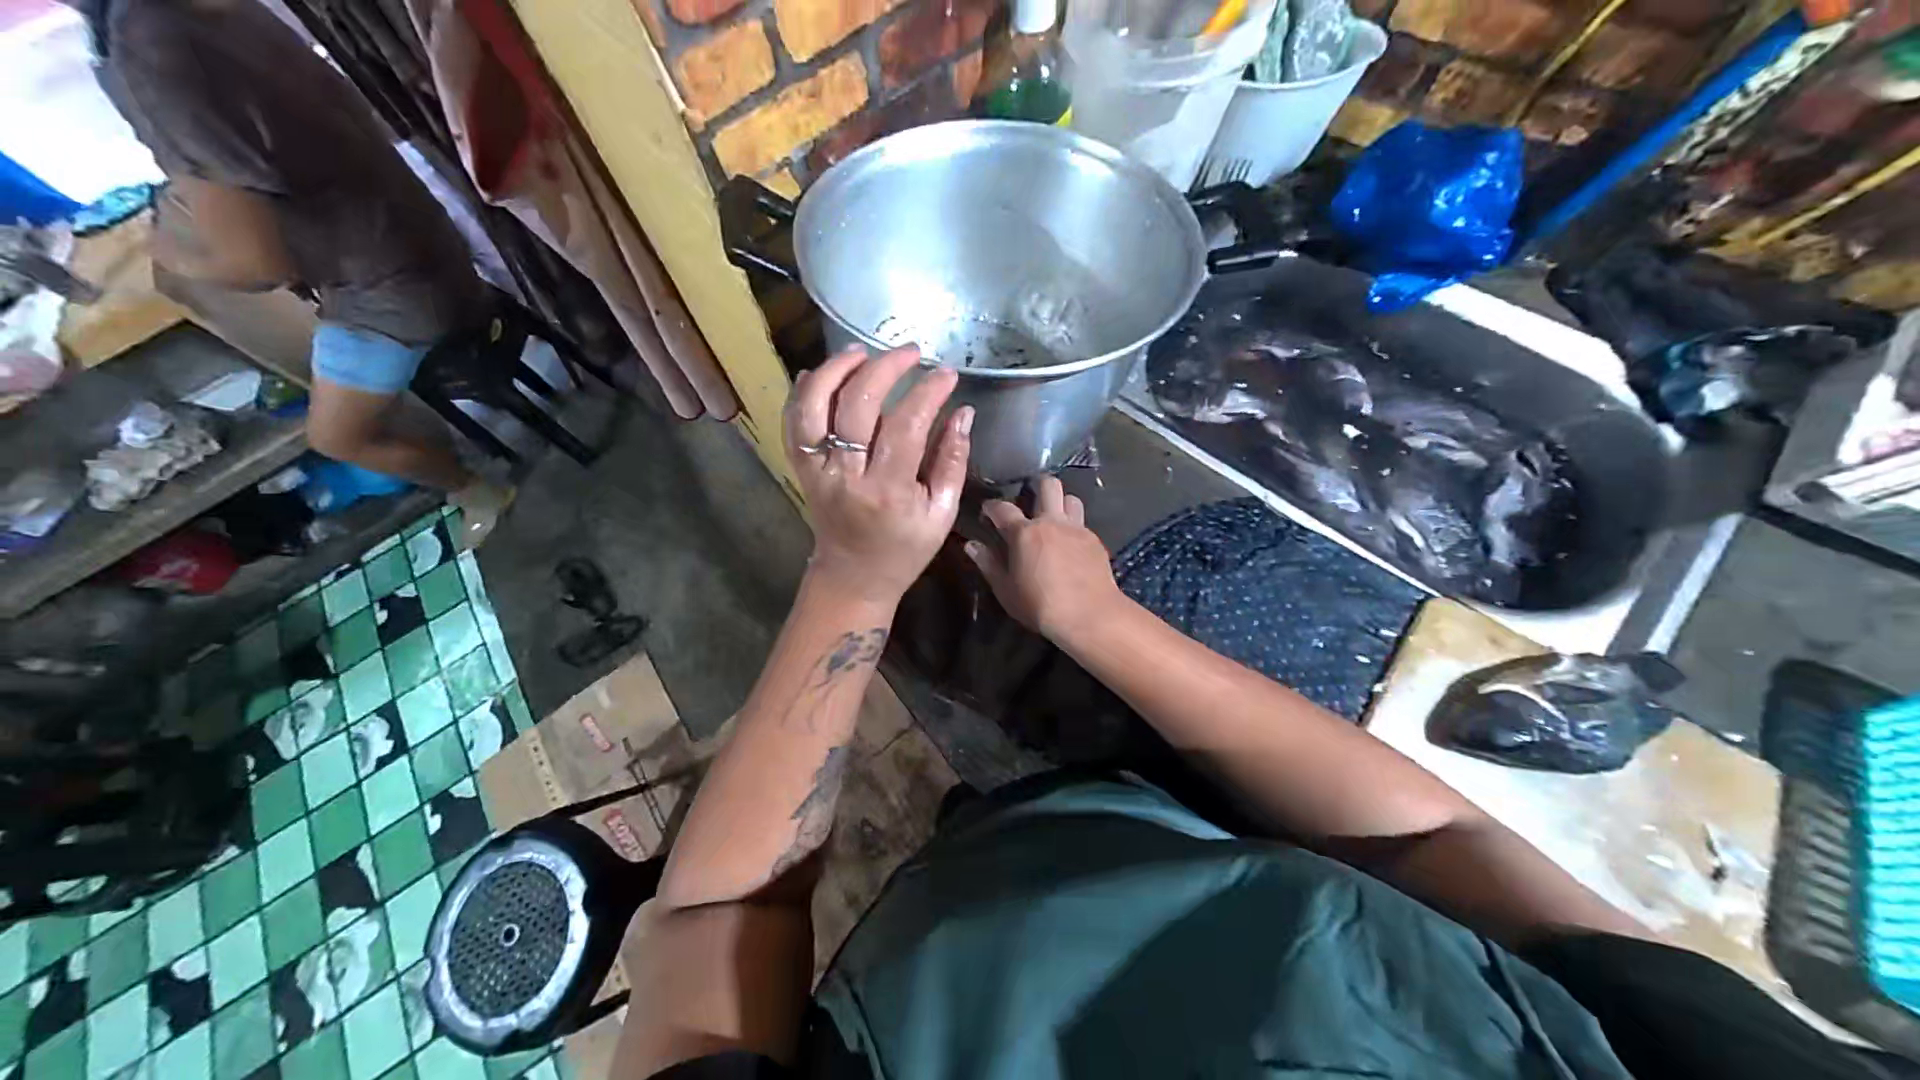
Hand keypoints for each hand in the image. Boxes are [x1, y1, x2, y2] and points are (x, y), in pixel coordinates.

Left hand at [786, 344, 972, 604]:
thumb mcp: (941, 514)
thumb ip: (952, 461)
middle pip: (856, 405)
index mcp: (888, 491)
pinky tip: (821, 373)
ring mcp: (818, 471)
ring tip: (862, 351)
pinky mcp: (801, 469)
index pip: (906, 426)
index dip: (928, 392)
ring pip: (813, 408)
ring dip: (835, 370)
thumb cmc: (904, 549)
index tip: (947, 374)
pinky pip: (793, 424)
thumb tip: (962, 412)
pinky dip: (802, 393)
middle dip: (885, 368)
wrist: (854, 577)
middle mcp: (847, 476)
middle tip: (911, 353)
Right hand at [966, 475, 1125, 638]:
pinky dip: (1074, 527)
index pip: (1002, 508)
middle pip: (1048, 485)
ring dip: (1061, 502)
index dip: (991, 506)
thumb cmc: (1040, 606)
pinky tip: (1070, 544)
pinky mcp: (1095, 540)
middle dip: (1037, 485)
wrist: (1089, 615)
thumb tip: (972, 545)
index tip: (987, 511)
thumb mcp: (1006, 590)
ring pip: (1071, 498)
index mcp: (1024, 532)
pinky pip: (1083, 522)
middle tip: (1029, 498)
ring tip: (1054, 517)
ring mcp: (1076, 529)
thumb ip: (988, 564)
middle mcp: (1051, 522)